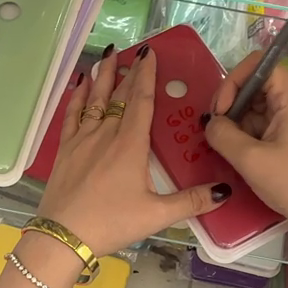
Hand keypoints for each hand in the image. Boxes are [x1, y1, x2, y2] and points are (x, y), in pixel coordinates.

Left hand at [34, 45, 227, 259]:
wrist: (63, 237)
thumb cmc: (112, 223)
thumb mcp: (156, 215)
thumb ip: (191, 201)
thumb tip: (224, 191)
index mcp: (130, 145)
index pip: (141, 101)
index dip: (147, 76)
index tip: (150, 54)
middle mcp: (105, 135)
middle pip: (119, 96)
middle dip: (128, 72)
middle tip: (135, 50)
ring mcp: (82, 141)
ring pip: (94, 100)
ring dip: (103, 77)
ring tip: (108, 56)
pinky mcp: (65, 151)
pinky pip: (71, 115)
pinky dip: (77, 97)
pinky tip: (80, 85)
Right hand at [203, 51, 287, 226]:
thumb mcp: (250, 159)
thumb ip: (223, 135)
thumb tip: (210, 124)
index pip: (259, 65)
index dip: (234, 81)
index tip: (220, 110)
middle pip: (257, 86)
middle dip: (232, 104)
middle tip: (216, 130)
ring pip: (258, 108)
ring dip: (238, 123)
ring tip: (226, 146)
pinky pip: (264, 125)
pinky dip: (247, 135)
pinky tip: (239, 154)